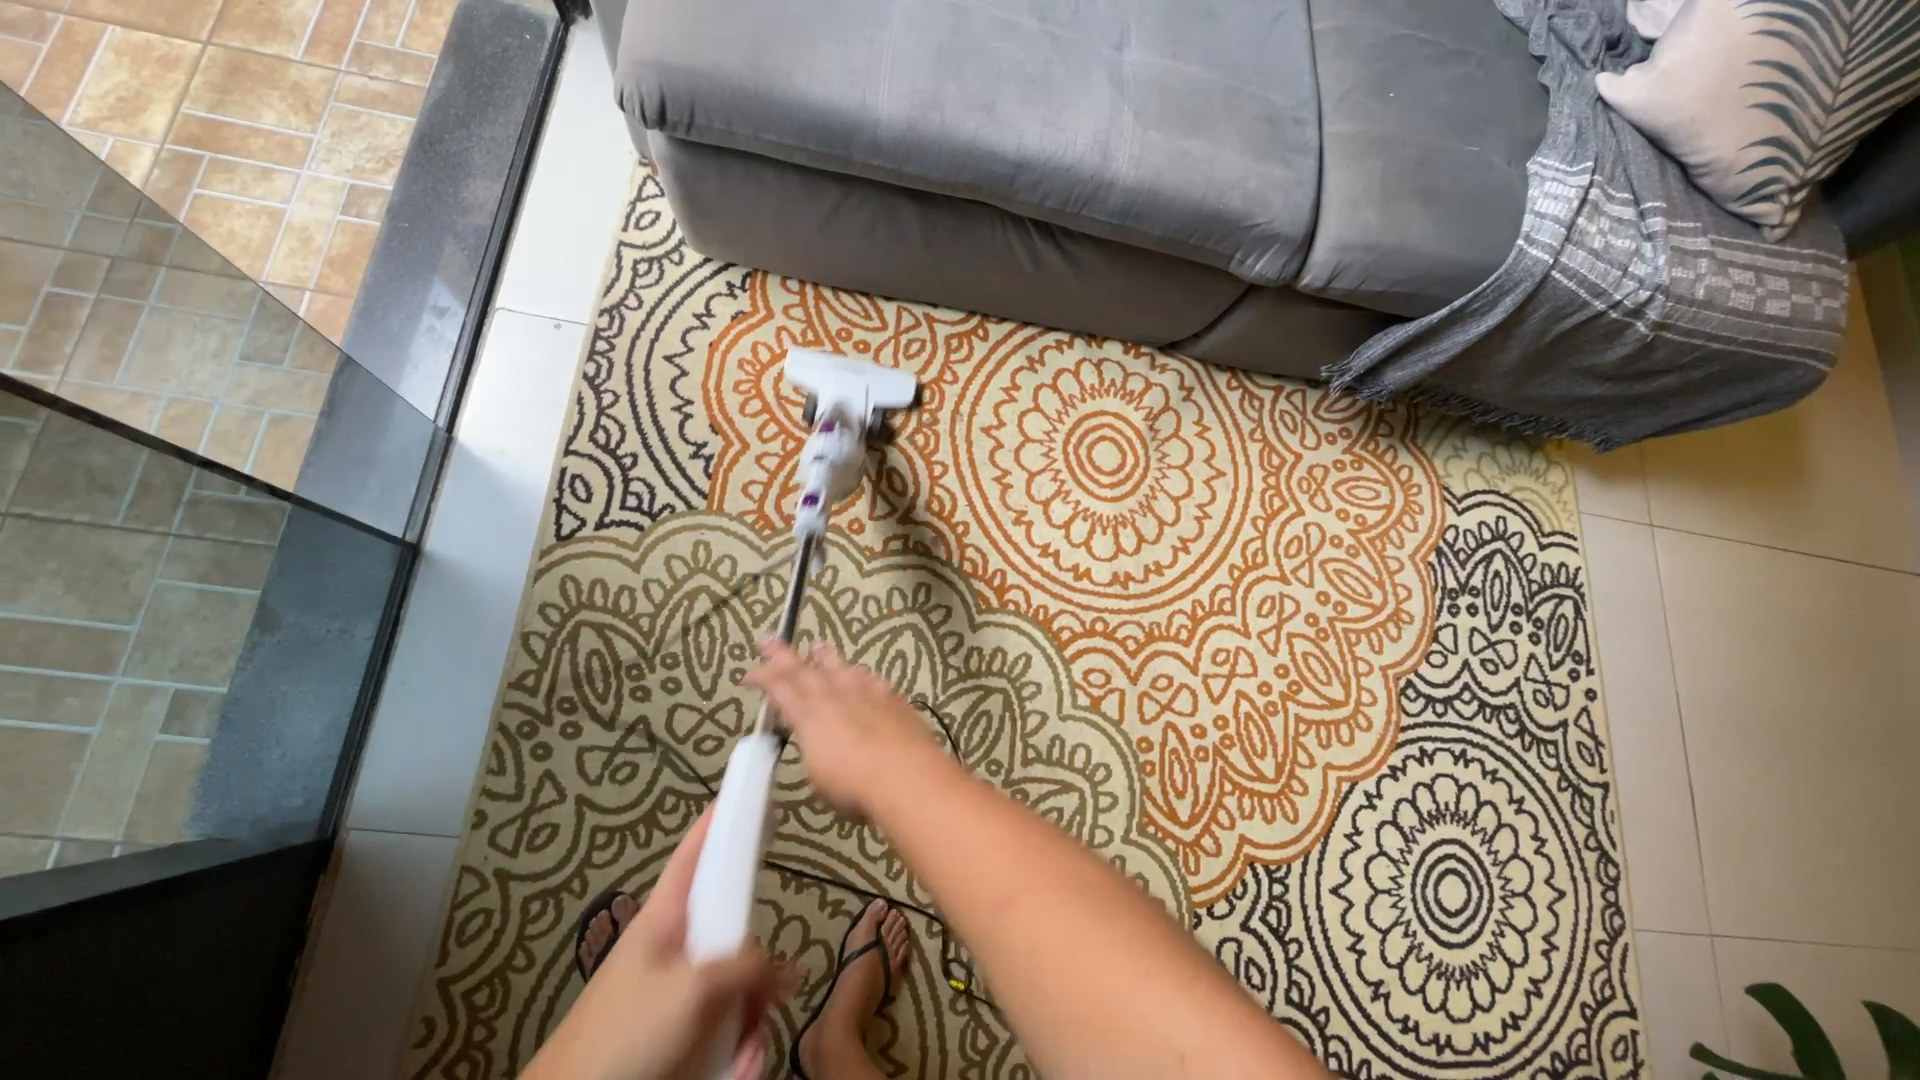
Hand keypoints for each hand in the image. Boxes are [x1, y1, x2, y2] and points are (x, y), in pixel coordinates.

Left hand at [524, 810, 783, 1079]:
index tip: (751, 789)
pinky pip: (728, 1023)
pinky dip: (738, 1045)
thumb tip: (784, 970)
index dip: (723, 819)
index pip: (697, 851)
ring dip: (751, 1017)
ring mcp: (679, 990)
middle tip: (770, 991)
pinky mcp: (683, 1030)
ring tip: (741, 1051)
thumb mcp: (694, 988)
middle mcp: (677, 946)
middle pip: (737, 929)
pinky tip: (735, 1066)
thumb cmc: (623, 1032)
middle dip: (760, 968)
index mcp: (666, 916)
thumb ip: (745, 964)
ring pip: (740, 984)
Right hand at [745, 637, 946, 815]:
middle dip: (782, 654)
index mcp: (809, 716)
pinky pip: (872, 679)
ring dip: (826, 657)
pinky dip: (861, 675)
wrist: (906, 775)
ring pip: (841, 667)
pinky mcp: (894, 698)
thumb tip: (822, 747)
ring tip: (819, 645)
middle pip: (804, 669)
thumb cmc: (854, 787)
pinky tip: (862, 673)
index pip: (779, 689)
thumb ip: (816, 754)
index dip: (762, 678)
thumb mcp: (819, 777)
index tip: (749, 675)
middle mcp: (834, 696)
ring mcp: (866, 693)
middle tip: (768, 637)